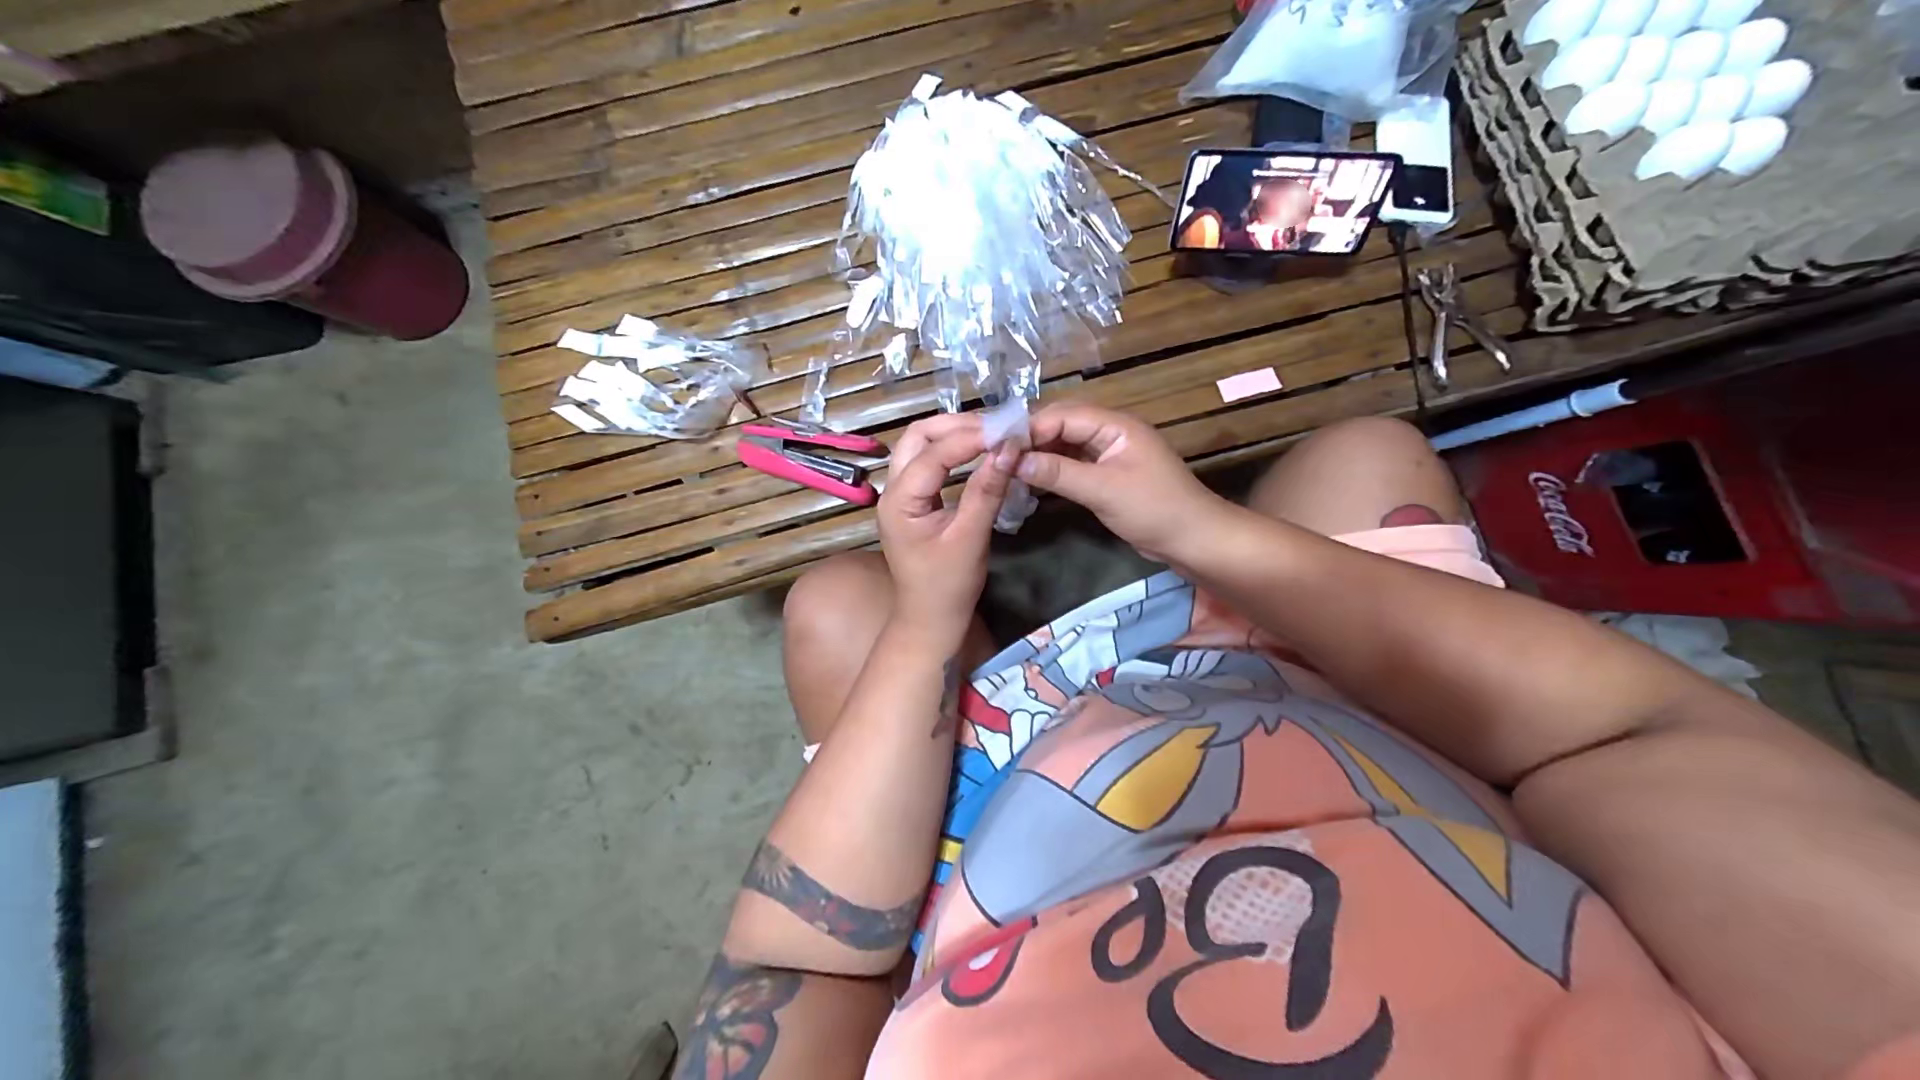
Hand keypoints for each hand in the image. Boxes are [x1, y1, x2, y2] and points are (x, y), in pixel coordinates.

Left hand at [877, 414, 1018, 643]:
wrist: (930, 619)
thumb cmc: (948, 586)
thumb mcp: (971, 538)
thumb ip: (988, 491)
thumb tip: (1010, 449)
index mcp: (900, 501)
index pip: (934, 452)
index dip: (971, 437)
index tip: (1008, 431)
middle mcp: (893, 489)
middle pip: (918, 436)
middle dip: (957, 425)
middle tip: (998, 428)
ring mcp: (900, 493)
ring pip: (921, 445)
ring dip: (954, 434)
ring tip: (992, 434)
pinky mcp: (913, 499)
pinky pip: (928, 461)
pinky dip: (952, 450)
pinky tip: (978, 451)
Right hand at [1016, 403, 1234, 563]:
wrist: (1193, 540)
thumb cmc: (1154, 509)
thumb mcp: (1103, 490)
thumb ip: (1058, 473)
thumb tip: (1014, 460)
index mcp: (1115, 425)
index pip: (1063, 415)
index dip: (1030, 428)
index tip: (998, 446)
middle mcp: (1110, 432)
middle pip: (1061, 426)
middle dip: (1030, 439)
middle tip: (996, 456)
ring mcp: (1108, 454)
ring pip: (1064, 445)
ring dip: (1039, 454)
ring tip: (1007, 468)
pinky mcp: (1107, 475)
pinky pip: (1072, 464)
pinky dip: (1051, 470)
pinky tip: (1030, 479)